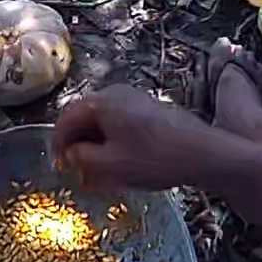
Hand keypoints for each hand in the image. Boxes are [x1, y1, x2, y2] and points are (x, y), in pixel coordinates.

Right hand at [53, 85, 230, 189]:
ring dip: (95, 142)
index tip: (60, 166)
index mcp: (100, 102)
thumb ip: (81, 159)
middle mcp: (115, 93)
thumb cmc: (154, 158)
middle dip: (77, 143)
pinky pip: (119, 121)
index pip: (65, 119)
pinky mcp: (149, 108)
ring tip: (98, 168)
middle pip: (83, 116)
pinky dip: (112, 139)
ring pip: (102, 120)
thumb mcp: (110, 165)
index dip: (58, 144)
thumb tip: (70, 154)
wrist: (203, 153)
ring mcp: (134, 98)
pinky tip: (120, 159)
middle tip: (77, 169)